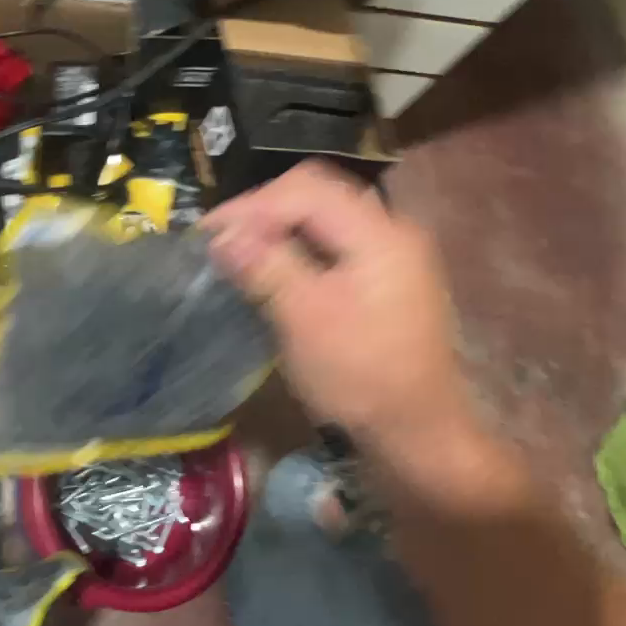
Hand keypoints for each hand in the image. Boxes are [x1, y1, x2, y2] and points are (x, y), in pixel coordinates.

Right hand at [205, 162, 470, 450]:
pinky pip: (333, 246)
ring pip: (324, 220)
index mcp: (379, 234)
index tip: (208, 234)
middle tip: (220, 239)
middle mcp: (391, 233)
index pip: (307, 190)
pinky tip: (271, 270)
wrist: (417, 435)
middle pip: (317, 195)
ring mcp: (391, 257)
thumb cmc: (361, 378)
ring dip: (277, 229)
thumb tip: (221, 234)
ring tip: (237, 252)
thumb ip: (266, 267)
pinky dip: (297, 250)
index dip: (252, 205)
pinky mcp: (384, 282)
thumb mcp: (306, 320)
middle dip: (263, 212)